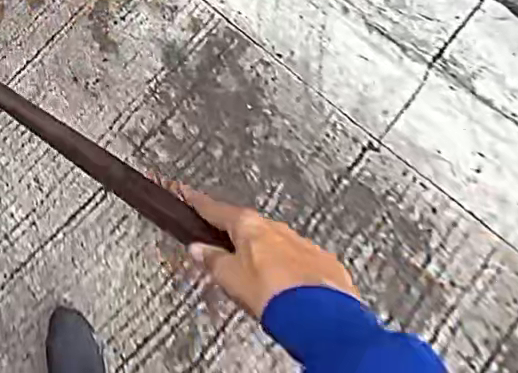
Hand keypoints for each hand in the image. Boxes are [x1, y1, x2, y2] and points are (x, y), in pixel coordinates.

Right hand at [179, 185, 357, 317]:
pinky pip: (306, 262)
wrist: (327, 324)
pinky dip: (296, 271)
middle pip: (248, 227)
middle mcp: (276, 228)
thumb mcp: (229, 278)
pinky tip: (295, 288)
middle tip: (229, 252)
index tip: (186, 193)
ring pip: (279, 244)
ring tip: (265, 278)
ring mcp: (306, 246)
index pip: (213, 207)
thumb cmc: (275, 297)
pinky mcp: (331, 267)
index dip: (196, 201)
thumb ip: (211, 260)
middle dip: (239, 237)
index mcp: (246, 223)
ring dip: (269, 255)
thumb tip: (199, 251)